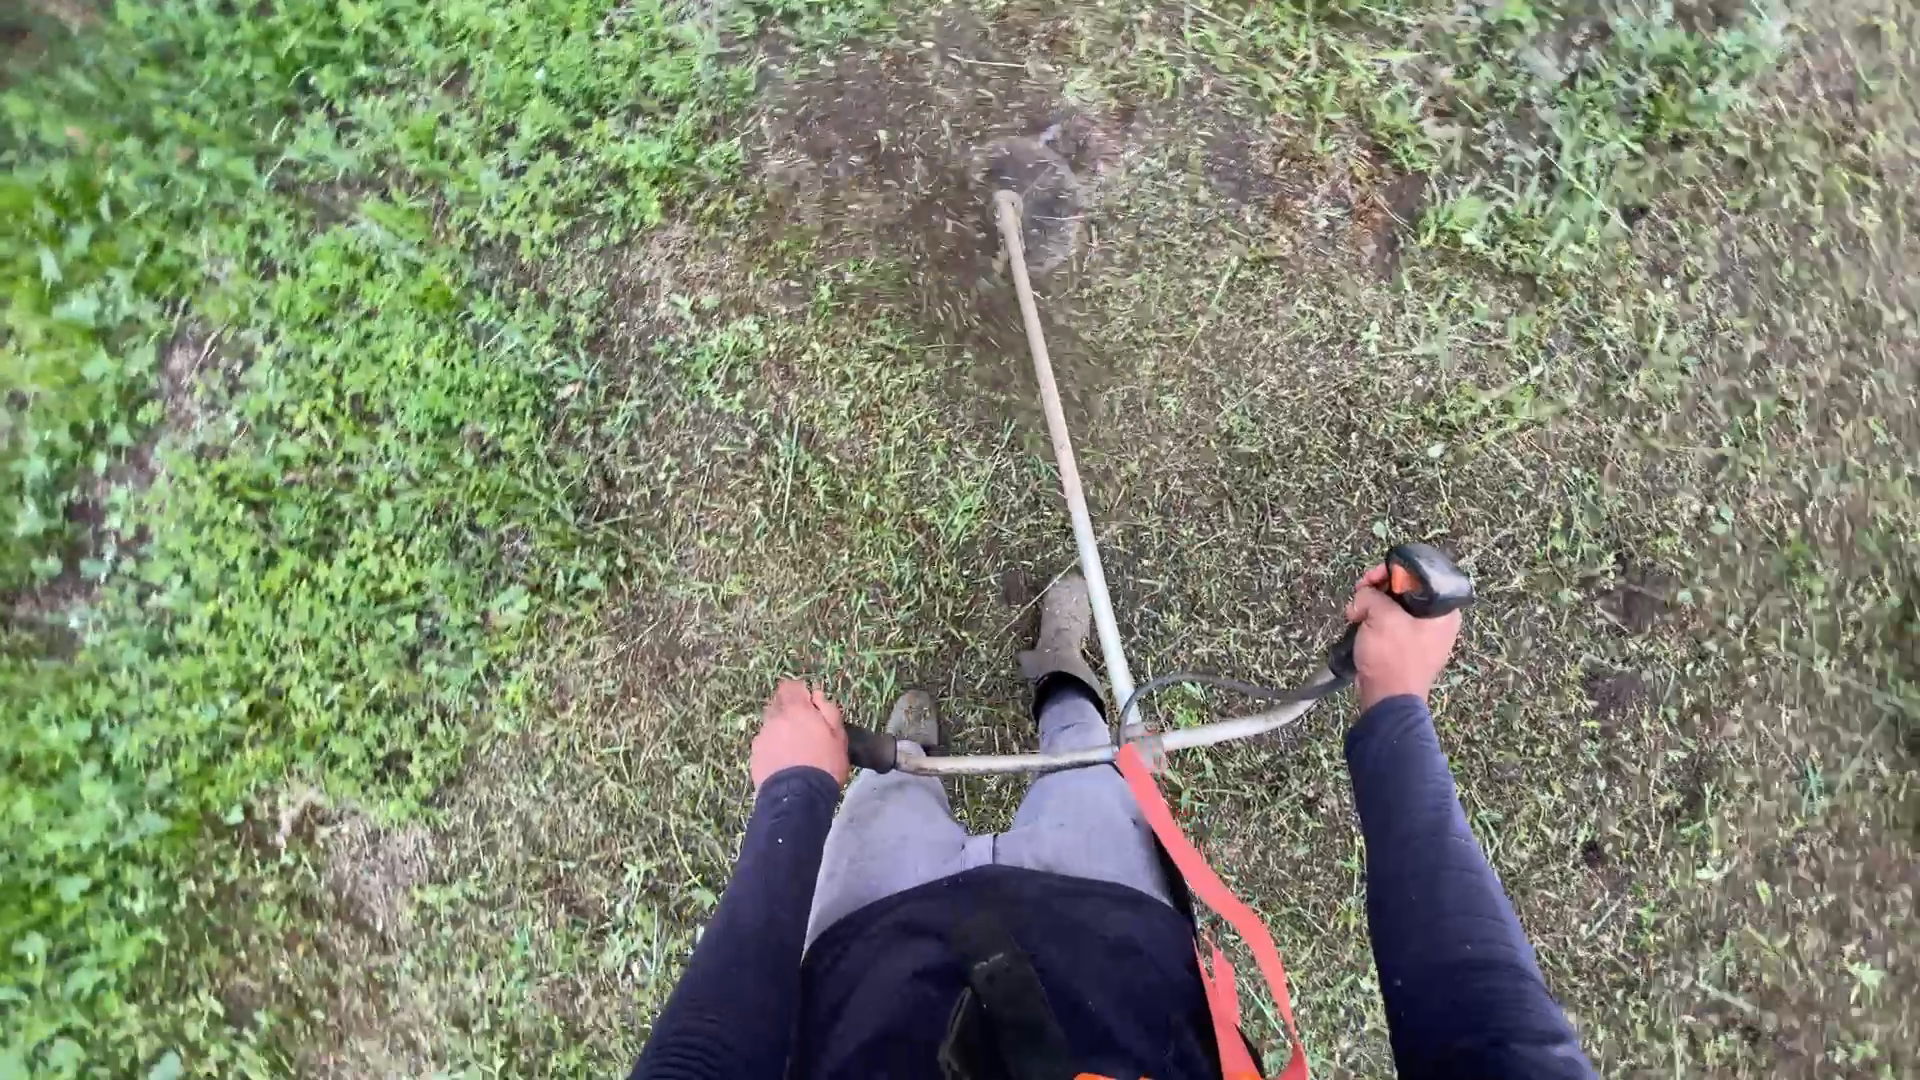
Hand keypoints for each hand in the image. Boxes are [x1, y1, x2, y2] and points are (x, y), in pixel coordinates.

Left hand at [750, 680, 848, 789]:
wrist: (798, 798)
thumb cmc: (825, 764)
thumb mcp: (838, 736)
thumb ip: (828, 711)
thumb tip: (817, 695)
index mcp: (796, 710)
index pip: (790, 687)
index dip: (799, 692)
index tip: (808, 702)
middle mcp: (775, 718)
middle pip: (778, 704)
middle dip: (788, 711)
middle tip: (803, 726)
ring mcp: (762, 737)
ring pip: (770, 725)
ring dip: (780, 730)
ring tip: (793, 748)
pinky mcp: (755, 756)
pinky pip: (764, 744)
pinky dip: (772, 747)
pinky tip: (783, 762)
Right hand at [1344, 563, 1463, 709]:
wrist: (1388, 697)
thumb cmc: (1392, 655)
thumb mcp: (1382, 616)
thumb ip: (1372, 595)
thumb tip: (1363, 597)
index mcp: (1444, 610)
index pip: (1419, 576)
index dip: (1391, 572)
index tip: (1370, 579)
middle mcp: (1438, 620)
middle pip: (1404, 589)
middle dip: (1377, 589)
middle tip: (1358, 594)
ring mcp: (1422, 634)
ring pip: (1393, 606)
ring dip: (1370, 605)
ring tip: (1354, 615)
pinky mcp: (1406, 645)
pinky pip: (1389, 623)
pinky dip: (1372, 620)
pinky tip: (1358, 624)